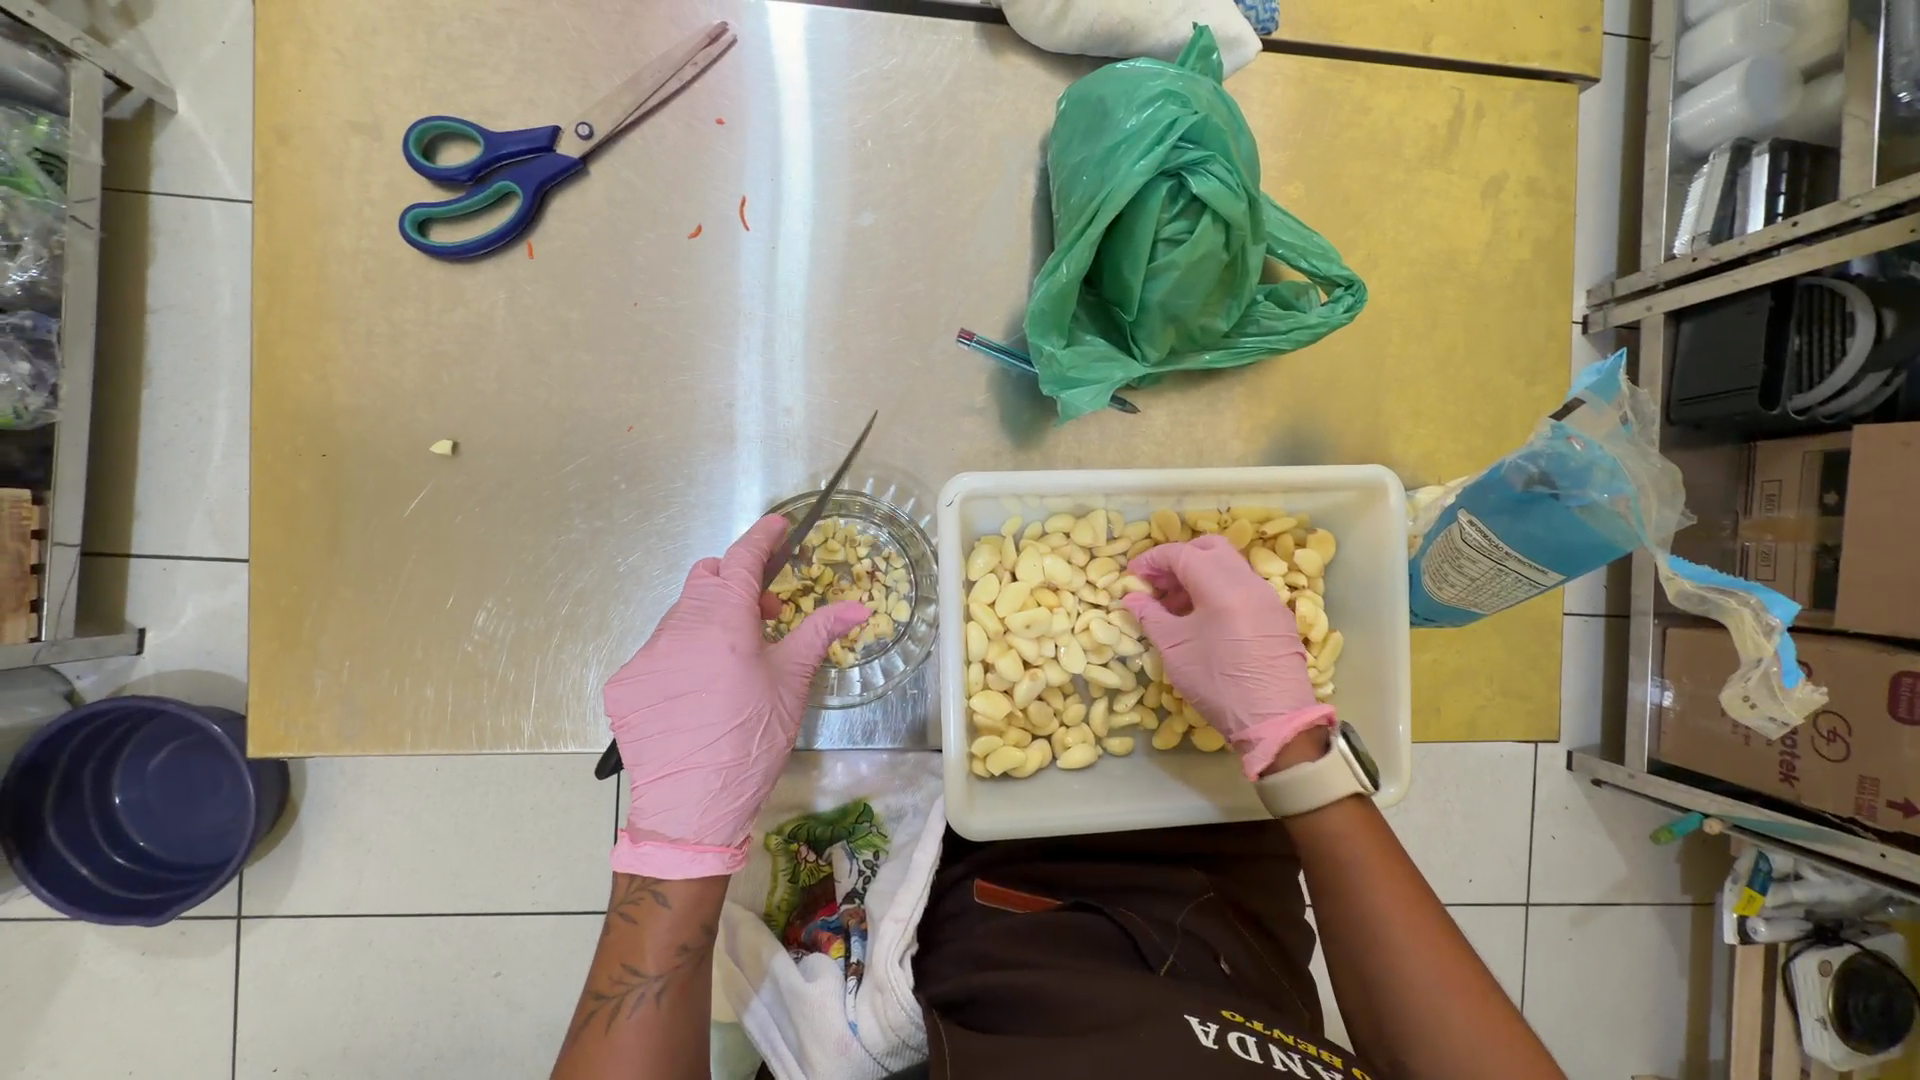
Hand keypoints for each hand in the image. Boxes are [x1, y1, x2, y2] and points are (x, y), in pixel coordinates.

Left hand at [604, 515, 869, 878]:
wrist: (693, 806)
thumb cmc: (753, 740)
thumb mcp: (792, 683)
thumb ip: (819, 633)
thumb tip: (858, 608)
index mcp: (724, 621)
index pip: (741, 559)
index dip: (761, 537)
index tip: (777, 525)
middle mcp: (678, 627)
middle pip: (705, 580)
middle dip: (735, 582)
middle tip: (762, 616)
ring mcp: (646, 655)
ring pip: (680, 614)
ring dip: (708, 620)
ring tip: (731, 660)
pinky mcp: (625, 682)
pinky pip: (658, 650)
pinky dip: (682, 654)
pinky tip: (699, 691)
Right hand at [1120, 535, 1334, 779]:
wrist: (1274, 720)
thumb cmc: (1217, 683)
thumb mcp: (1174, 649)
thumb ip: (1149, 615)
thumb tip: (1132, 597)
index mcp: (1222, 587)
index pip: (1181, 554)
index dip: (1152, 560)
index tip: (1133, 576)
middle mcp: (1249, 583)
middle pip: (1210, 549)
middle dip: (1179, 559)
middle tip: (1158, 584)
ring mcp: (1269, 598)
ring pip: (1230, 566)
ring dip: (1200, 575)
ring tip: (1177, 605)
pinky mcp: (1278, 616)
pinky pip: (1244, 587)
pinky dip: (1220, 590)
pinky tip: (1205, 620)